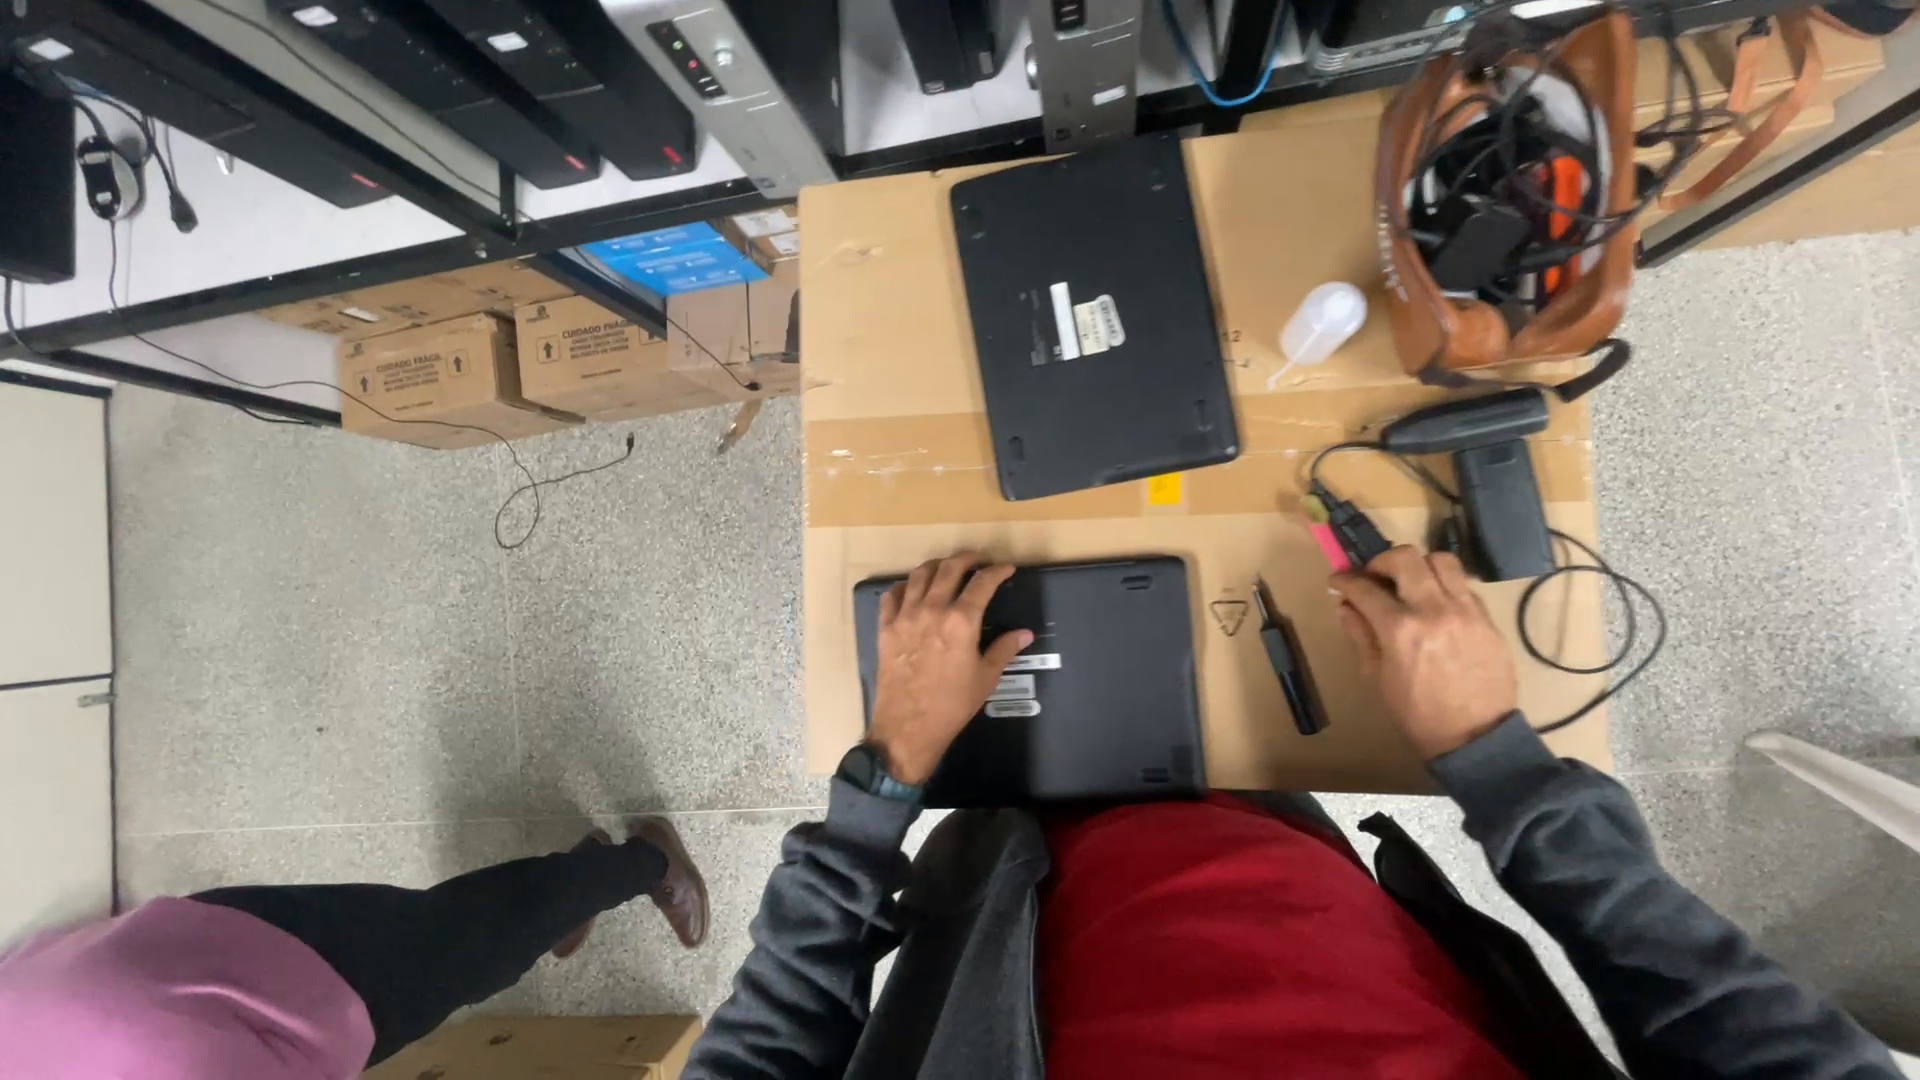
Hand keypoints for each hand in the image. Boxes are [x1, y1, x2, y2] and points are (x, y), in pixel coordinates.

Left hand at [868, 553, 1032, 785]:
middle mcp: (932, 609)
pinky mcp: (886, 627)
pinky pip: (892, 595)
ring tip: (947, 567)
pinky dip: (904, 586)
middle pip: (949, 569)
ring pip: (919, 575)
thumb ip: (1005, 649)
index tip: (1006, 569)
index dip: (997, 571)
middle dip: (967, 558)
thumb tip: (1025, 633)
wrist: (908, 726)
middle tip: (978, 560)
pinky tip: (912, 589)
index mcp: (961, 620)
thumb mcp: (986, 677)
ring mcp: (905, 616)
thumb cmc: (952, 704)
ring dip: (936, 565)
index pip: (982, 583)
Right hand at [1329, 546, 1516, 759]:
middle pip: (1405, 557)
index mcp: (1400, 629)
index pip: (1364, 588)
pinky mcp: (1488, 619)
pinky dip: (1443, 586)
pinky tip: (1435, 606)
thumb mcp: (1376, 675)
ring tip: (1410, 584)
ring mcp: (1466, 611)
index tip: (1338, 579)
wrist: (1475, 735)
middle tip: (1375, 576)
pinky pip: (1463, 585)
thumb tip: (1346, 606)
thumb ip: (1360, 634)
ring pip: (1441, 560)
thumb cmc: (1416, 711)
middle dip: (1381, 561)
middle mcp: (1434, 610)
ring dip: (1418, 566)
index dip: (1345, 580)